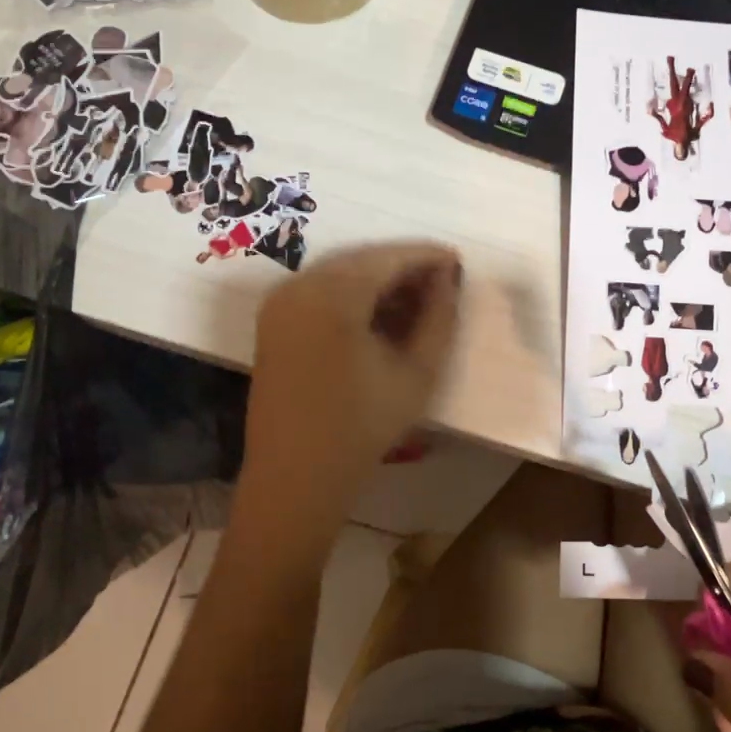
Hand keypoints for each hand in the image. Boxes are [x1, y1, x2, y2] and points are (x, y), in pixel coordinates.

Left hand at [244, 242, 462, 493]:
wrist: (297, 475)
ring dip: (378, 281)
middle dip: (403, 267)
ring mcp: (280, 303)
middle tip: (442, 282)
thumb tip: (447, 279)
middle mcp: (299, 286)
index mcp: (333, 294)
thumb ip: (438, 317)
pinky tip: (381, 316)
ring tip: (417, 301)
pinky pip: (320, 292)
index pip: (388, 257)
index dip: (426, 256)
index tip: (458, 261)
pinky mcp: (273, 323)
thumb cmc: (363, 427)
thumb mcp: (417, 373)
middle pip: (361, 260)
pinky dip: (353, 295)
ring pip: (339, 274)